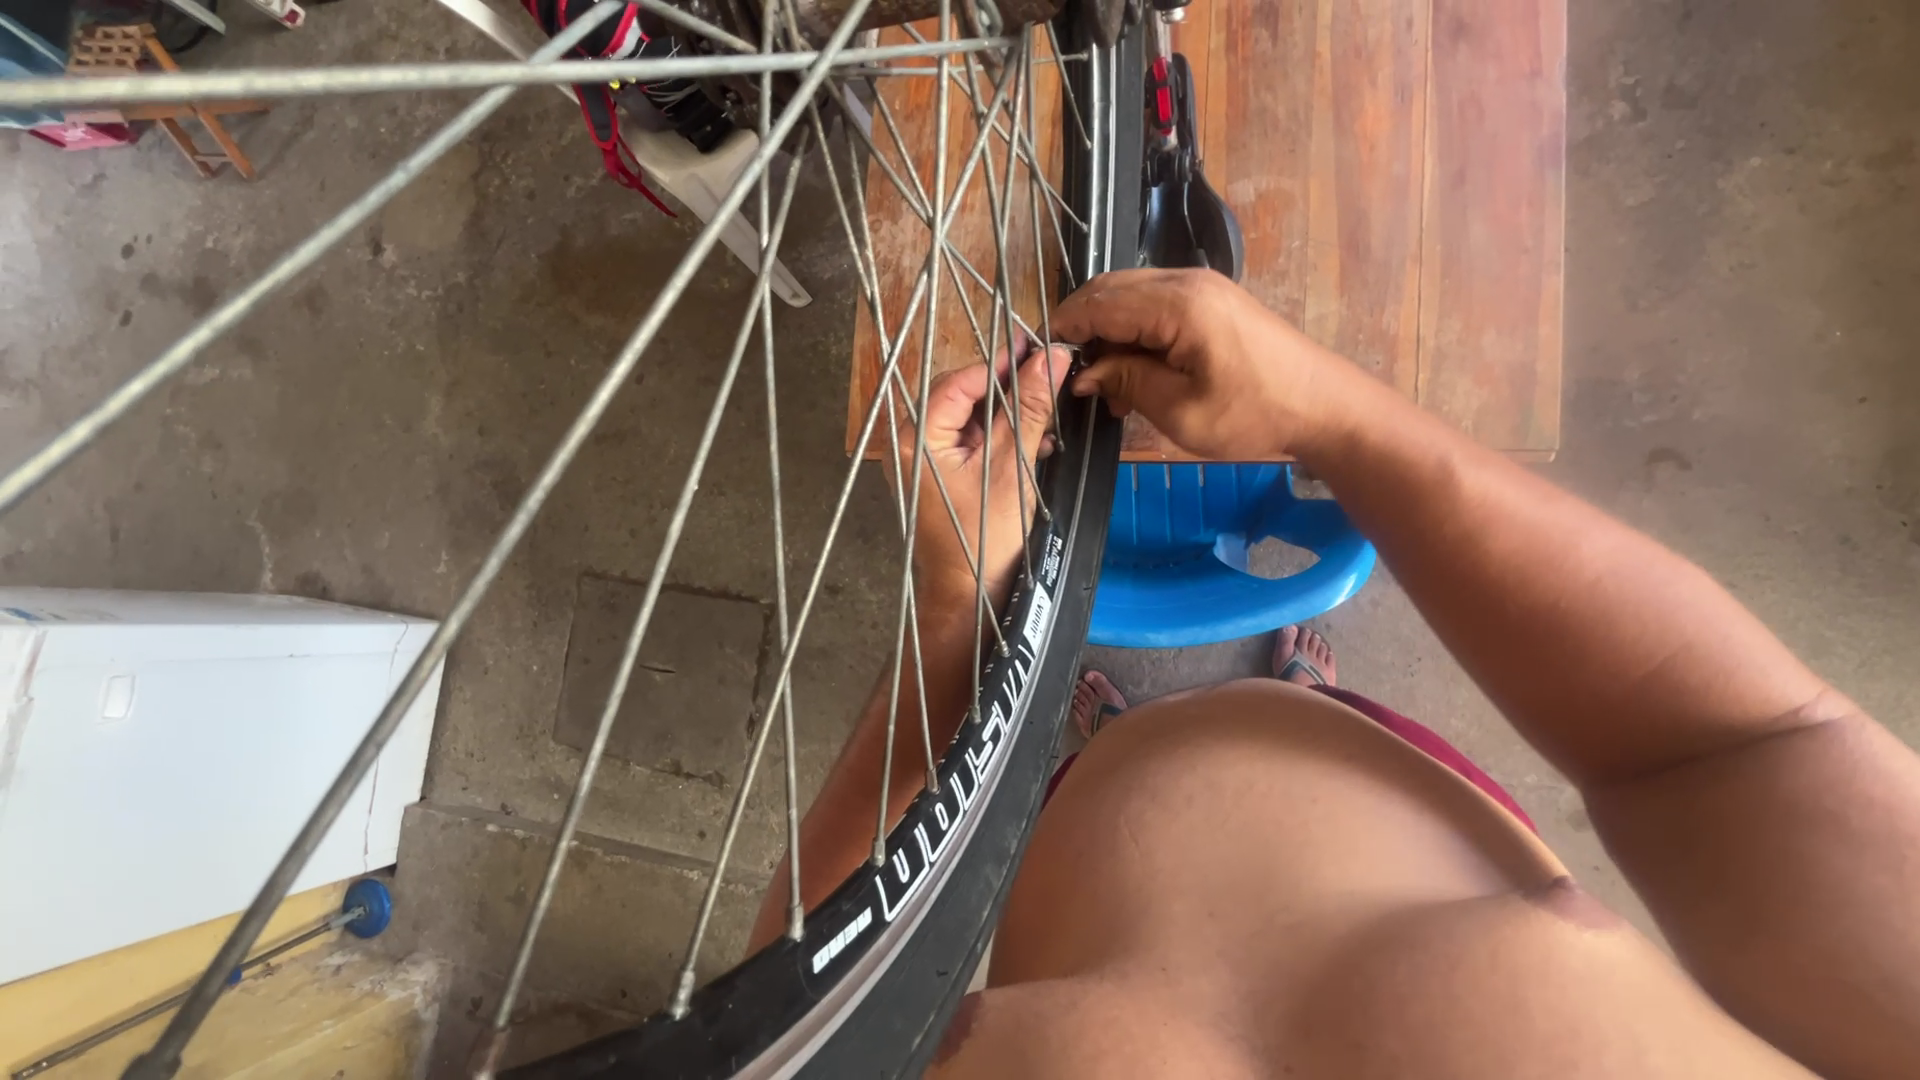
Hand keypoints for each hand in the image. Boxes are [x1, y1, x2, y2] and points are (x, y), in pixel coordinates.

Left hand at [891, 340, 1069, 612]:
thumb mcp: (1012, 467)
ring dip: (1007, 413)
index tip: (1036, 347)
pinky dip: (999, 438)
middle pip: (961, 395)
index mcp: (916, 438)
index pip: (958, 381)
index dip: (999, 363)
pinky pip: (970, 442)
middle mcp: (911, 444)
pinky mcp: (940, 476)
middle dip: (1005, 385)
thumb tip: (1053, 357)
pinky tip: (1033, 441)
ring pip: (969, 418)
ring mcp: (925, 461)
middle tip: (1045, 370)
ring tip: (1046, 411)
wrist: (969, 594)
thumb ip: (1029, 408)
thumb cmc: (985, 536)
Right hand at [1051, 268, 1380, 460]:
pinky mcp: (1210, 301)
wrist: (1323, 406)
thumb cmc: (1252, 414)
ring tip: (1101, 383)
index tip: (1040, 359)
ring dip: (1107, 333)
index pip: (1100, 303)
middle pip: (1111, 290)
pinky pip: (1154, 306)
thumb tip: (1084, 373)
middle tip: (1066, 372)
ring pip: (1130, 296)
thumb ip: (1126, 381)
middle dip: (1082, 327)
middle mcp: (1186, 282)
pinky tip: (1131, 372)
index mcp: (1178, 304)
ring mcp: (1201, 287)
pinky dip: (1132, 333)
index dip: (1065, 328)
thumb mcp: (1179, 410)